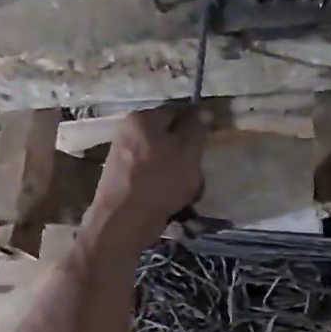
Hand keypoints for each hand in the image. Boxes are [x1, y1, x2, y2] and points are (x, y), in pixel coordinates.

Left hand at [84, 107, 205, 249]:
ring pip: (165, 163)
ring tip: (187, 196)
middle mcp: (128, 134)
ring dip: (181, 178)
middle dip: (188, 159)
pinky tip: (172, 204)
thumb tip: (203, 110)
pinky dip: (166, 190)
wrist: (124, 221)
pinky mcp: (124, 183)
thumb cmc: (159, 180)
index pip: (177, 113)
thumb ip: (196, 127)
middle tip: (197, 177)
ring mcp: (124, 160)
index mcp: (142, 119)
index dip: (195, 129)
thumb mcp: (187, 150)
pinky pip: (153, 179)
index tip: (206, 148)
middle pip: (171, 141)